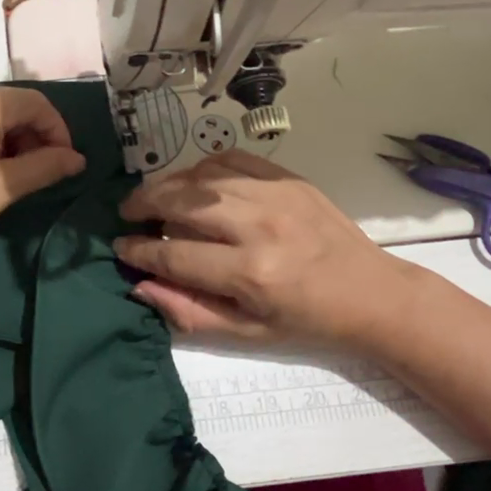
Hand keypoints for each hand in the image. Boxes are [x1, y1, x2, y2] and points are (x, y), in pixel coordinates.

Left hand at [0, 87, 86, 277]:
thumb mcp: (5, 188)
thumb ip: (45, 167)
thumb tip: (77, 159)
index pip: (37, 103)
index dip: (59, 131)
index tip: (66, 163)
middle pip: (11, 105)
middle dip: (34, 134)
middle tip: (42, 171)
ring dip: (10, 138)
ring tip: (13, 175)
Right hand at [113, 150, 435, 347]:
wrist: (371, 293)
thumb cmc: (307, 321)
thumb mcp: (247, 332)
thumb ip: (189, 310)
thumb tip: (140, 284)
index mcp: (249, 273)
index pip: (173, 254)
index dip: (138, 250)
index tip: (119, 247)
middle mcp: (257, 226)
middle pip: (180, 202)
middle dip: (143, 204)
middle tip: (127, 213)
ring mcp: (274, 194)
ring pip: (201, 175)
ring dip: (168, 183)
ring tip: (154, 196)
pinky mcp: (287, 178)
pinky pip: (231, 158)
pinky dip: (203, 167)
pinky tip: (194, 182)